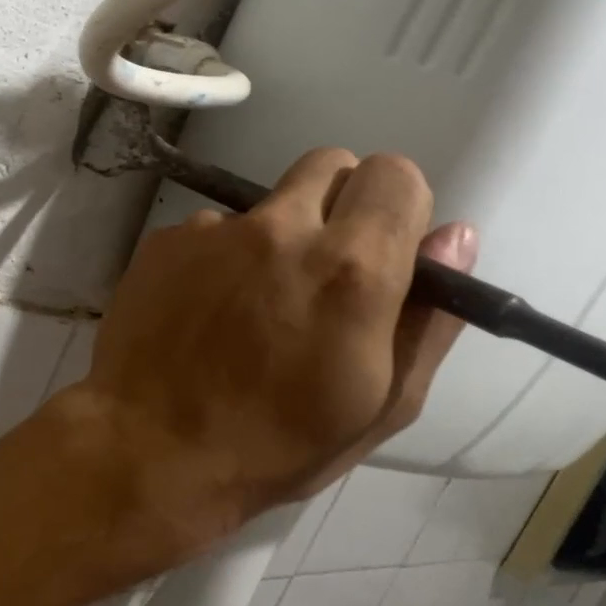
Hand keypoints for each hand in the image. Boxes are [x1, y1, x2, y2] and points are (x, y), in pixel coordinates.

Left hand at [65, 149, 477, 551]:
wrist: (151, 441)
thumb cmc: (279, 440)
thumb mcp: (384, 400)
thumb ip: (428, 314)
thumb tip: (454, 237)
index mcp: (349, 268)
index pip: (392, 175)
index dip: (396, 206)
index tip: (385, 247)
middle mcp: (277, 229)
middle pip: (326, 164)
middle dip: (340, 199)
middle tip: (328, 263)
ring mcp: (210, 229)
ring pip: (264, 203)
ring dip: (272, 235)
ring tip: (253, 305)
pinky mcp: (163, 238)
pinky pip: (209, 229)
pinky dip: (219, 256)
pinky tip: (205, 309)